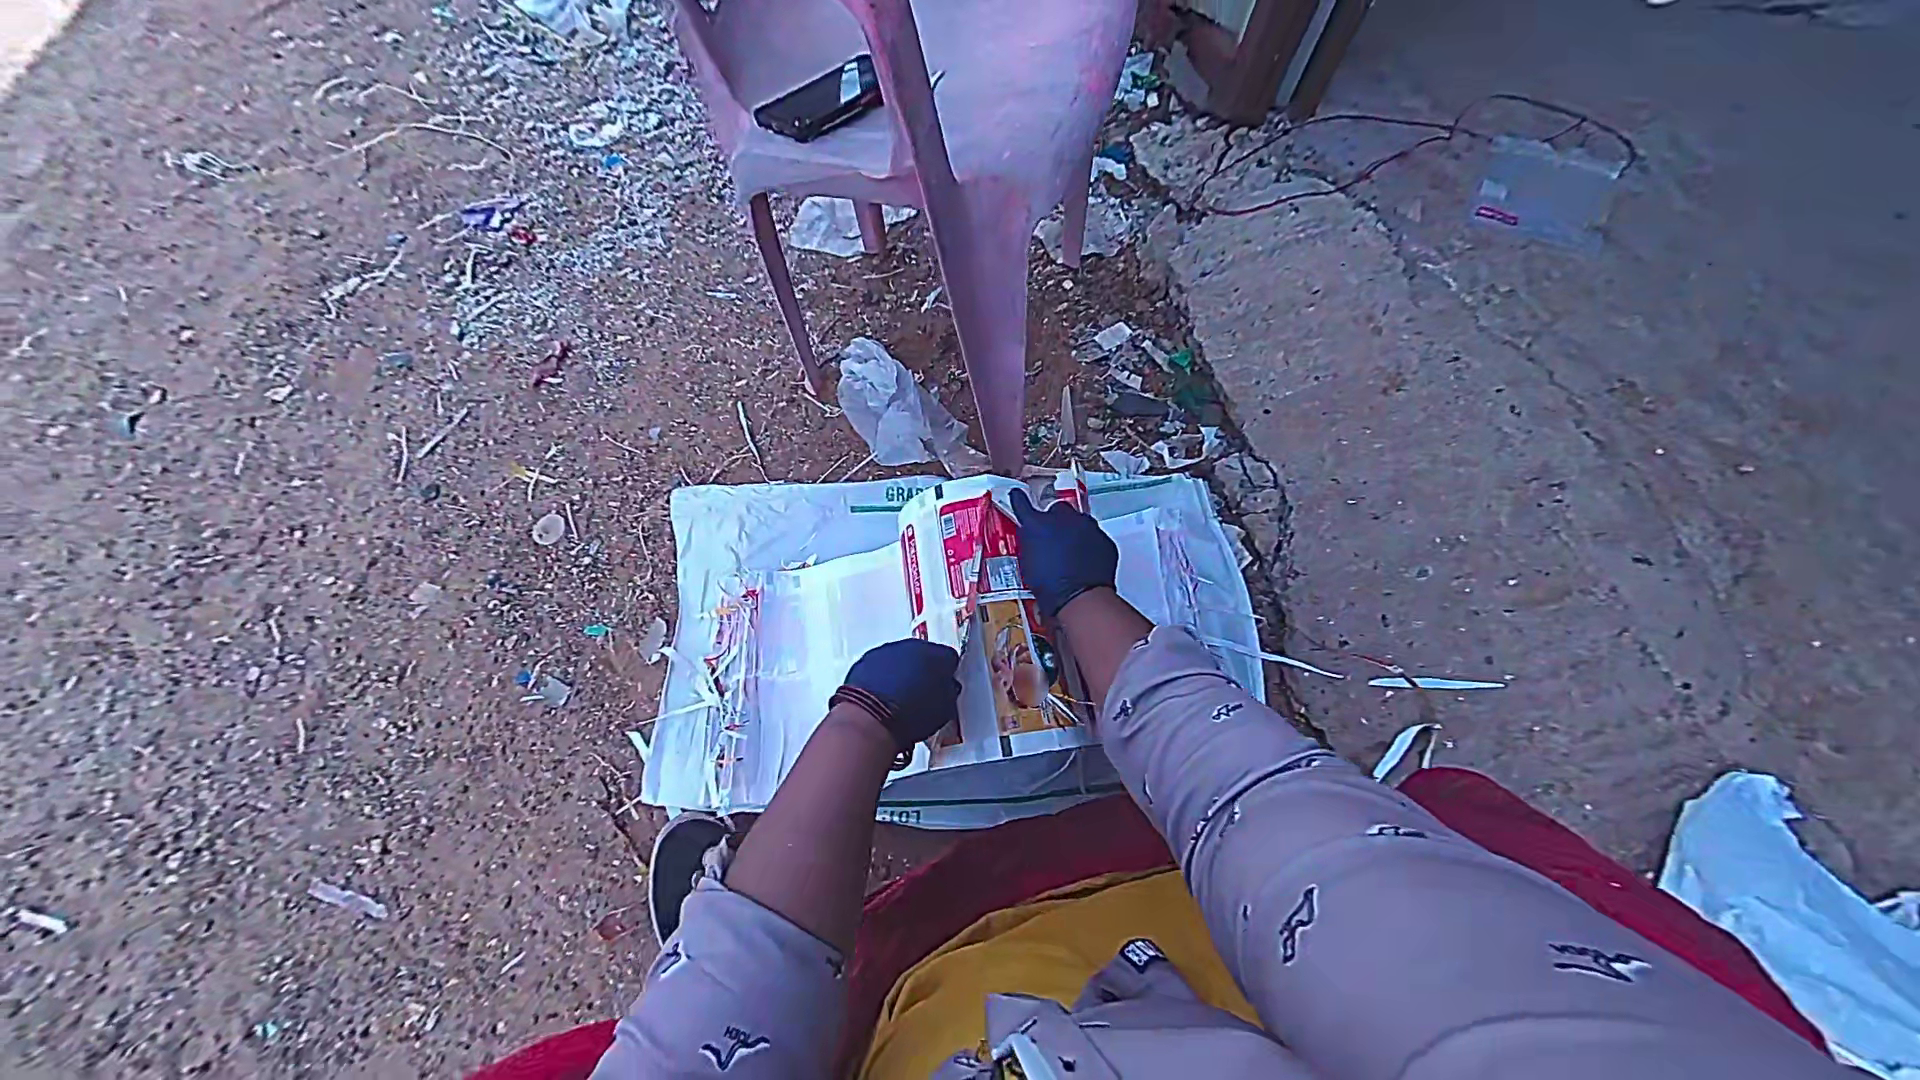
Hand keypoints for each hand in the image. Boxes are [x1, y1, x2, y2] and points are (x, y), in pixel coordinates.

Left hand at [833, 639, 960, 748]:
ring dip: (900, 673)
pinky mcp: (864, 661)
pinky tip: (882, 698)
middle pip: (922, 654)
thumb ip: (948, 692)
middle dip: (923, 671)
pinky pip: (877, 666)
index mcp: (937, 655)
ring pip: (898, 658)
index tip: (943, 684)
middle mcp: (911, 647)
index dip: (947, 673)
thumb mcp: (944, 709)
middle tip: (922, 694)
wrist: (873, 719)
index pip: (948, 657)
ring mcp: (886, 652)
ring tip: (900, 699)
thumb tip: (946, 691)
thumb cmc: (908, 715)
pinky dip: (880, 678)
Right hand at [1008, 488, 1117, 618]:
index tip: (1017, 495)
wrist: (1078, 598)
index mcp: (1035, 524)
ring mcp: (1086, 526)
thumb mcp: (1027, 564)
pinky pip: (1096, 538)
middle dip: (1056, 521)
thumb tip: (1033, 541)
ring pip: (1080, 522)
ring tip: (1071, 554)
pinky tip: (1085, 562)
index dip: (1019, 499)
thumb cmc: (1049, 586)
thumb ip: (1029, 544)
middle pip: (1058, 510)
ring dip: (1075, 533)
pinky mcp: (1104, 539)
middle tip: (1053, 539)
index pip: (1022, 503)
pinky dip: (1091, 546)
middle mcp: (1061, 518)